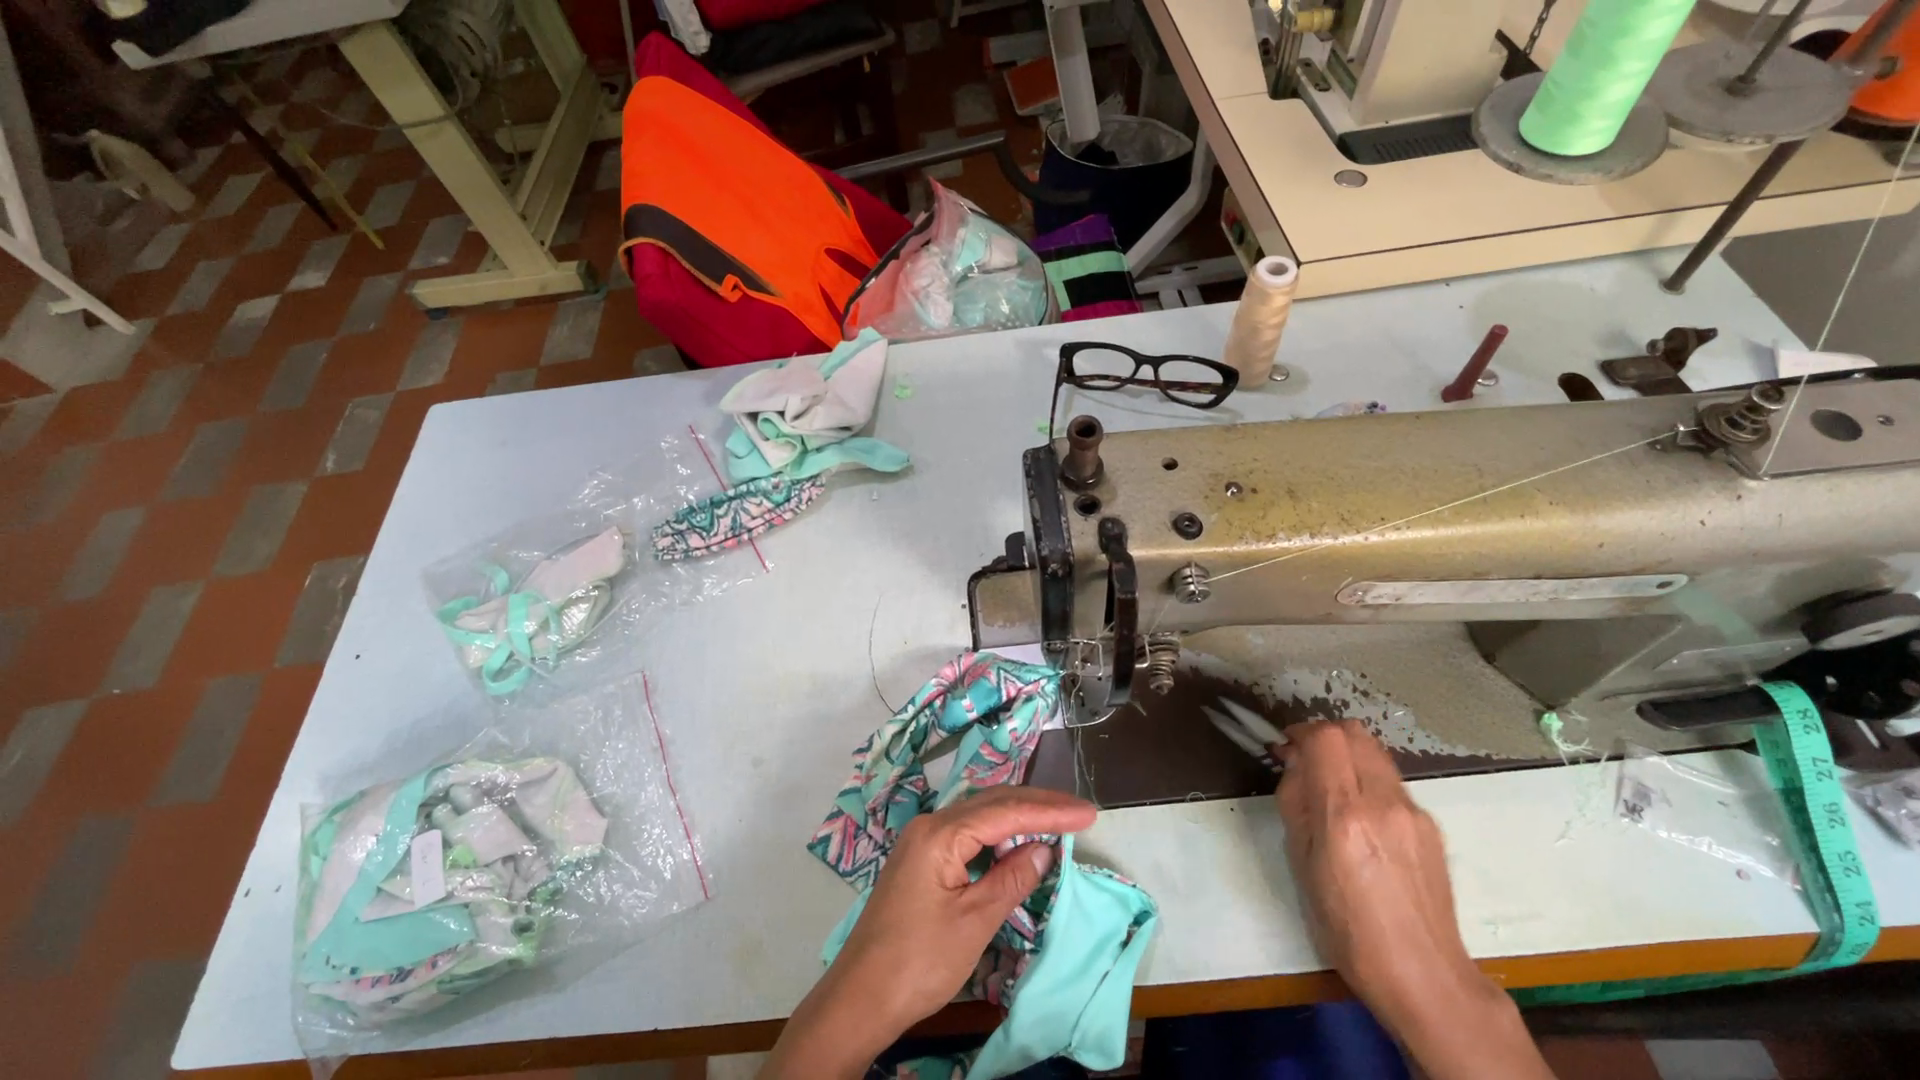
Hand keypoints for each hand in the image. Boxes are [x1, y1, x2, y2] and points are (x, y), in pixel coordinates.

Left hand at [762, 786, 1097, 1079]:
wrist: (861, 997)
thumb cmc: (920, 961)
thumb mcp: (975, 921)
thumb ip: (1012, 879)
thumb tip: (1044, 848)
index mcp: (940, 835)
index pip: (1005, 811)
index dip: (1049, 811)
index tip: (1089, 813)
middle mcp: (928, 827)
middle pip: (991, 803)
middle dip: (1037, 804)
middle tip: (1081, 811)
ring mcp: (921, 843)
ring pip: (978, 817)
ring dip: (1018, 817)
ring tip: (1058, 820)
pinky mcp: (920, 862)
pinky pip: (966, 835)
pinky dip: (997, 835)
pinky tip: (1016, 843)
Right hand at [1276, 720, 1551, 1079]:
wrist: (1421, 972)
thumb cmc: (1346, 929)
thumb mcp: (1301, 865)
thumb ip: (1296, 804)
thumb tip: (1294, 765)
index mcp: (1344, 816)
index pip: (1325, 738)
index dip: (1300, 732)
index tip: (1284, 747)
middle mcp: (1383, 803)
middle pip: (1355, 733)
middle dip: (1324, 735)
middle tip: (1304, 759)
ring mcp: (1414, 812)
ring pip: (1376, 753)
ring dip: (1348, 754)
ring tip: (1331, 786)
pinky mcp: (1431, 825)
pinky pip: (1393, 783)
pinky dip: (1369, 781)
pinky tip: (1362, 818)